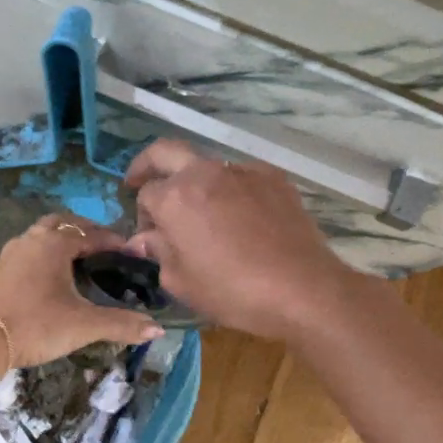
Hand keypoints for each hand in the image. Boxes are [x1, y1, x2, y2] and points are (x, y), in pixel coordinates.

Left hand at [0, 214, 164, 366]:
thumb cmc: (36, 325)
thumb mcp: (83, 325)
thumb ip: (121, 324)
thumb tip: (157, 331)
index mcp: (55, 243)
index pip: (92, 233)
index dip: (113, 241)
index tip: (130, 251)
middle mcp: (32, 240)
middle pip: (63, 223)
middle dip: (85, 231)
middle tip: (103, 247)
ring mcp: (11, 254)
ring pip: (41, 235)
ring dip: (61, 240)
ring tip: (78, 258)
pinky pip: (28, 251)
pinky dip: (44, 254)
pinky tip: (50, 276)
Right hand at [124, 140, 358, 340]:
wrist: (300, 289)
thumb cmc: (230, 291)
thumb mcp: (179, 281)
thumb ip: (157, 251)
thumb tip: (144, 239)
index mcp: (174, 198)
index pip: (145, 193)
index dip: (142, 215)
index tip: (148, 236)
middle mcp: (205, 173)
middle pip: (166, 152)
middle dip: (148, 165)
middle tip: (142, 183)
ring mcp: (242, 171)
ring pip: (206, 165)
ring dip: (193, 181)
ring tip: (201, 214)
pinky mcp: (273, 178)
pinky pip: (239, 177)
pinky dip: (229, 190)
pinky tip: (238, 220)